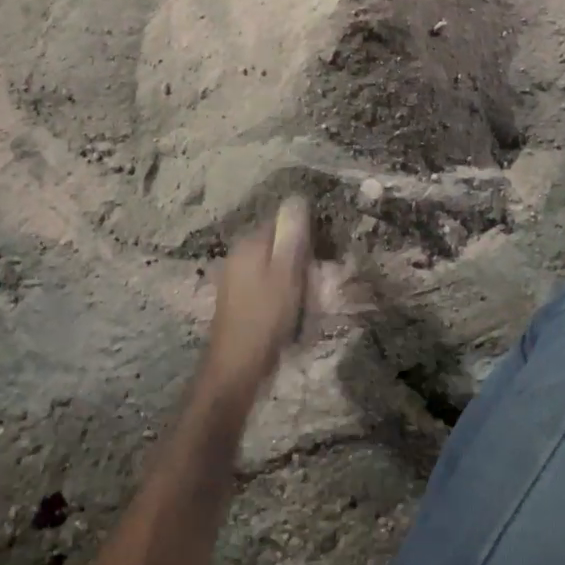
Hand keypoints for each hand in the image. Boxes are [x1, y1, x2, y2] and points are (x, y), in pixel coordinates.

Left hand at [203, 199, 310, 395]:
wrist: (237, 367)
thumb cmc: (265, 317)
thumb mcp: (286, 273)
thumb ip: (291, 235)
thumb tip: (297, 197)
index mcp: (249, 244)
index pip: (283, 221)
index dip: (308, 233)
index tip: (327, 251)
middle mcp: (240, 255)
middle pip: (280, 242)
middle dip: (303, 257)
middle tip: (320, 279)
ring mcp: (238, 277)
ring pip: (277, 264)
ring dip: (296, 276)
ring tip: (311, 296)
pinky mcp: (241, 298)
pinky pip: (270, 282)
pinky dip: (285, 290)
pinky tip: (295, 308)